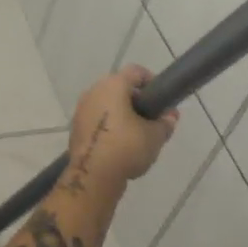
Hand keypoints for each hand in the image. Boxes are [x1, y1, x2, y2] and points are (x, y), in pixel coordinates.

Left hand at [67, 66, 179, 187]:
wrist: (93, 176)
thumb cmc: (126, 147)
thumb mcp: (155, 136)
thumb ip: (165, 122)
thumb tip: (171, 115)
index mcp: (113, 85)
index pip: (135, 71)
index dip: (151, 80)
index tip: (161, 98)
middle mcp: (94, 91)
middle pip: (119, 87)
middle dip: (137, 100)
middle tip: (151, 118)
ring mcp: (82, 109)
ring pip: (107, 103)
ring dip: (122, 113)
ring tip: (137, 134)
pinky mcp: (76, 127)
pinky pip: (97, 119)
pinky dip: (109, 125)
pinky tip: (119, 145)